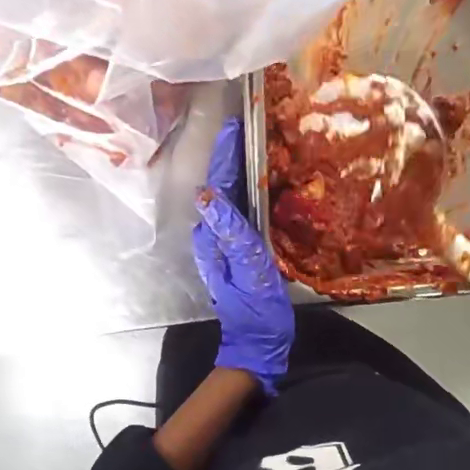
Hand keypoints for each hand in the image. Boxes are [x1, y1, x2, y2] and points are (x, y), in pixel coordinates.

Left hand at [194, 118, 294, 393]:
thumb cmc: (257, 311)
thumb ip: (231, 233)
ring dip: (240, 172)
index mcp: (215, 238)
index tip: (235, 126)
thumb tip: (207, 195)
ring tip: (257, 145)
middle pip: (221, 189)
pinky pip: (240, 215)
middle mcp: (214, 238)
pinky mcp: (237, 253)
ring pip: (229, 200)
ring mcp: (224, 246)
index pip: (217, 187)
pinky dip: (249, 194)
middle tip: (249, 127)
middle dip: (232, 157)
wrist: (258, 343)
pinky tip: (262, 184)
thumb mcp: (249, 271)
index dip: (225, 156)